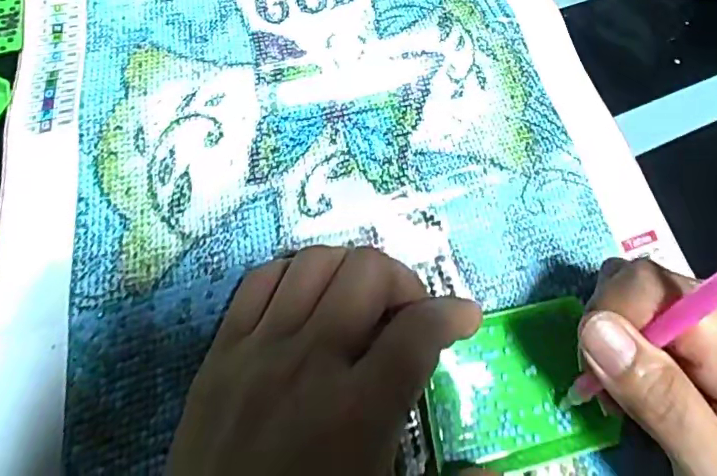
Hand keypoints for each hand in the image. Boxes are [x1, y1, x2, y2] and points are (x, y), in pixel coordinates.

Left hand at [168, 246, 481, 475]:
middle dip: (402, 282)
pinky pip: (261, 278)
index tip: (465, 319)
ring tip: (360, 302)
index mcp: (355, 414)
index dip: (452, 314)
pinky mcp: (219, 353)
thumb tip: (496, 472)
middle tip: (407, 315)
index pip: (418, 332)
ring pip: (317, 262)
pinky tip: (306, 301)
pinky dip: (294, 274)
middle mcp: (309, 365)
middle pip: (368, 273)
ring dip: (350, 271)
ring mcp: (259, 352)